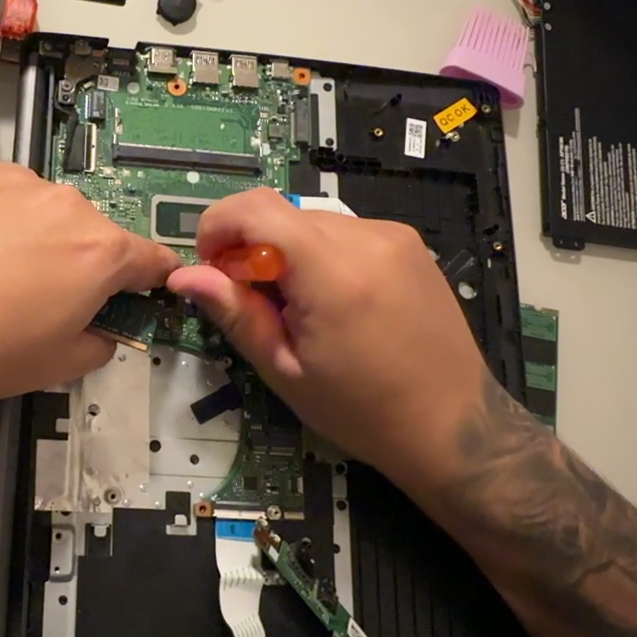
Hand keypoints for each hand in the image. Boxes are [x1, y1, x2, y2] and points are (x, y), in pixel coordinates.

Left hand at [0, 162, 178, 424]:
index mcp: (98, 253)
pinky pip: (4, 199)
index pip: (151, 259)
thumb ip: (98, 343)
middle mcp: (62, 205)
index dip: (152, 282)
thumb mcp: (52, 369)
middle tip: (48, 307)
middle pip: (95, 236)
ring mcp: (12, 184)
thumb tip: (99, 329)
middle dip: (85, 268)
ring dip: (39, 243)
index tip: (142, 294)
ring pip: (47, 215)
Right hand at [164, 188, 487, 480]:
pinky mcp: (408, 243)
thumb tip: (182, 276)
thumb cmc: (361, 410)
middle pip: (279, 212)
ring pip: (309, 220)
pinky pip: (342, 231)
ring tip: (292, 307)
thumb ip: (234, 313)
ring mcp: (393, 236)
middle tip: (248, 301)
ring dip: (282, 250)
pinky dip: (316, 254)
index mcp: (332, 271)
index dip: (216, 228)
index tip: (210, 269)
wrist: (453, 426)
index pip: (254, 210)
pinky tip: (327, 301)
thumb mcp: (284, 370)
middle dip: (248, 246)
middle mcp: (367, 237)